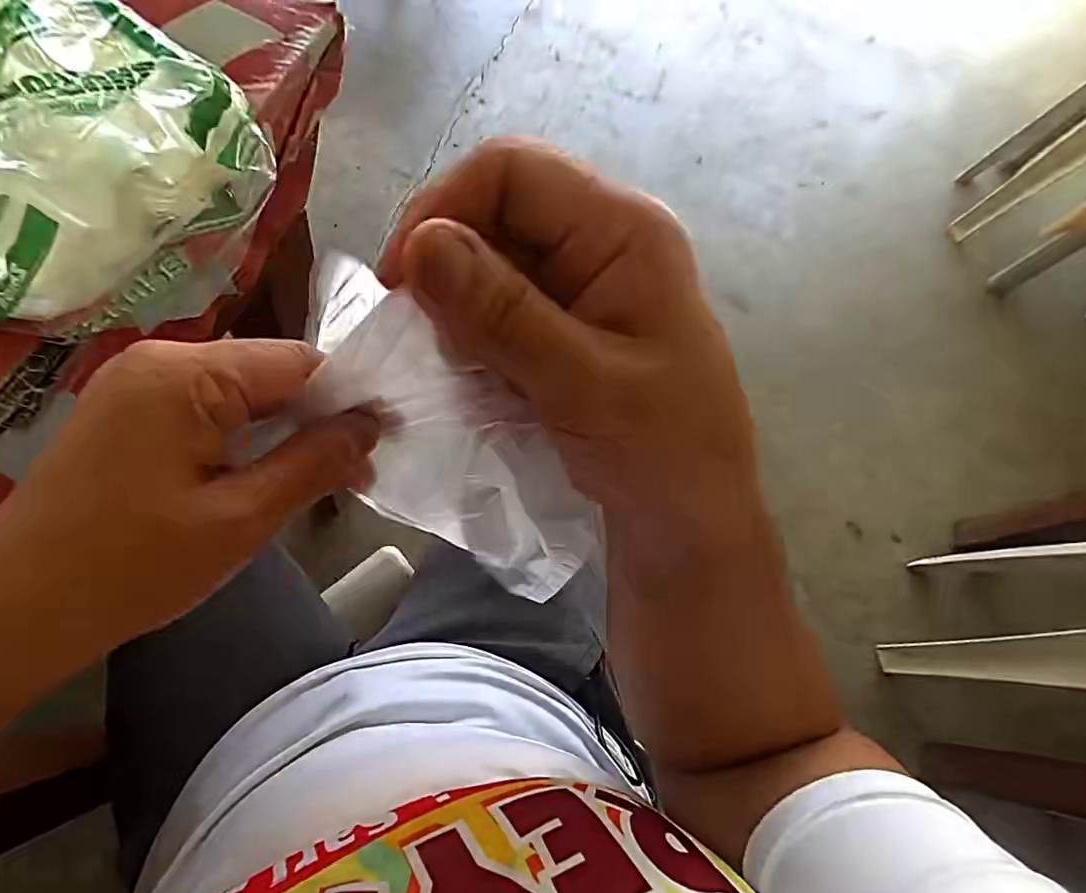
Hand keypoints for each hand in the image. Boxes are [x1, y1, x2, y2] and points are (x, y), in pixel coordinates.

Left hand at [0, 339, 378, 700]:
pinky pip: (201, 415)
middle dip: (316, 420)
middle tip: (358, 475)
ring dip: (280, 435)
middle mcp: (158, 360)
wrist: (17, 608)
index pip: (297, 361)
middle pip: (266, 374)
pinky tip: (262, 479)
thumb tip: (370, 426)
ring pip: (236, 397)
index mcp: (186, 373)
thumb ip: (311, 464)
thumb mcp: (240, 520)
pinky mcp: (122, 418)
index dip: (349, 397)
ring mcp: (133, 386)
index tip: (388, 439)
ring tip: (320, 483)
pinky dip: (240, 443)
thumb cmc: (133, 567)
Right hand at [387, 140, 844, 771]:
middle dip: (443, 270)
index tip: (399, 283)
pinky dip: (467, 344)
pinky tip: (470, 384)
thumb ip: (503, 313)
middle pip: (493, 215)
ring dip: (452, 314)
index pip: (510, 170)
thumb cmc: (658, 456)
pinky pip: (493, 317)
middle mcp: (598, 248)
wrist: (686, 530)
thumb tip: (420, 244)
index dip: (441, 210)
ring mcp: (577, 296)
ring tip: (453, 372)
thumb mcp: (581, 384)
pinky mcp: (560, 338)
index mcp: (623, 234)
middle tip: (422, 339)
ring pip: (485, 271)